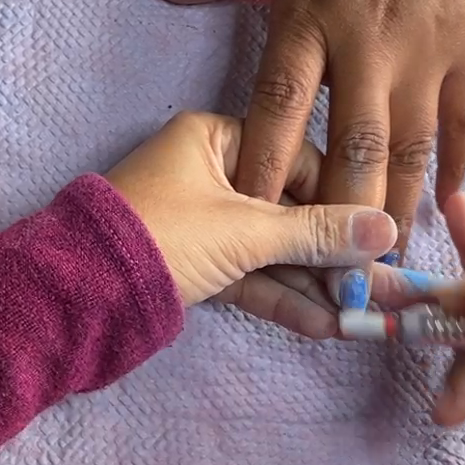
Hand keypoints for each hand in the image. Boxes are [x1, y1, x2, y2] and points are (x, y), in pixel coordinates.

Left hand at [105, 112, 396, 338]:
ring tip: (358, 315)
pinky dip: (279, 298)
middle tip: (376, 285)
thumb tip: (385, 230)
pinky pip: (246, 275)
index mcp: (213, 139)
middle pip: (285, 210)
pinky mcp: (193, 264)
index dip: (338, 199)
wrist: (79, 292)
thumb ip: (316, 232)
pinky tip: (322, 325)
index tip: (375, 236)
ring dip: (310, 284)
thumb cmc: (163, 235)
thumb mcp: (244, 230)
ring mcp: (200, 223)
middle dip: (329, 254)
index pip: (295, 159)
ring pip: (268, 250)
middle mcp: (208, 174)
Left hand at [146, 0, 464, 243]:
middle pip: (347, 144)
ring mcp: (424, 47)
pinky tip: (443, 204)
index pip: (277, 107)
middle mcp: (364, 41)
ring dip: (396, 206)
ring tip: (384, 255)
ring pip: (407, 146)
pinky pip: (463, 122)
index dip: (264, 169)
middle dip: (340, 212)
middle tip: (333, 267)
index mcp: (307, 14)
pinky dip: (455, 167)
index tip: (252, 222)